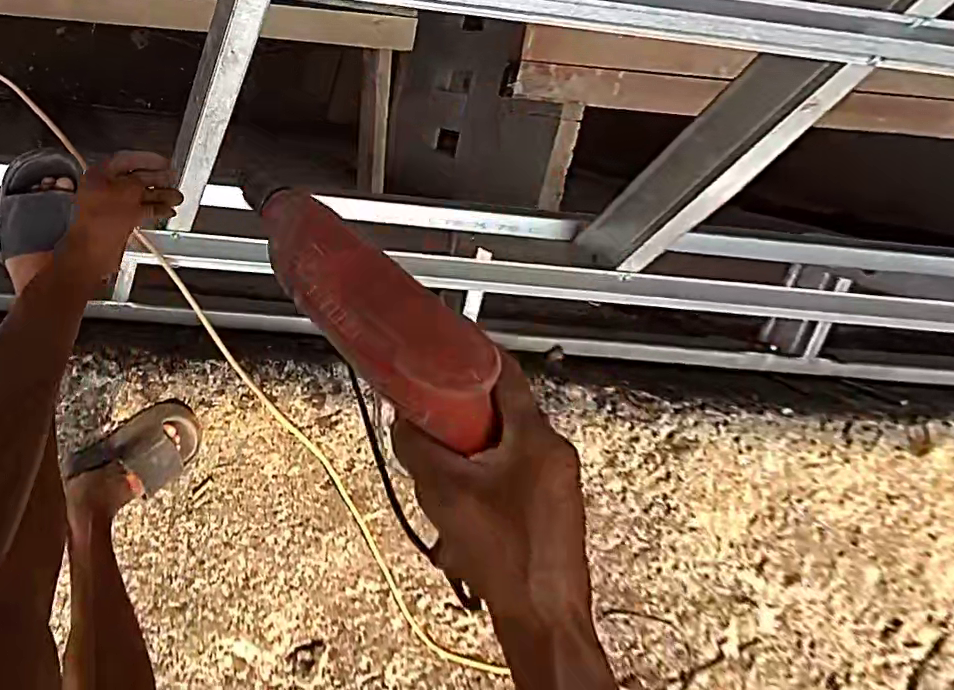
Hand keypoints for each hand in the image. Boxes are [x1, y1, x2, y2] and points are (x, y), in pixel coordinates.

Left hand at [53, 150, 180, 282]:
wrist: (92, 253)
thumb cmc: (102, 219)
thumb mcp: (126, 192)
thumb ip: (140, 181)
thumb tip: (150, 179)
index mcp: (99, 175)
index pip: (125, 159)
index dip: (147, 159)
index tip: (164, 162)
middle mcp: (103, 188)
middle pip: (134, 178)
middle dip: (156, 179)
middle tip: (173, 179)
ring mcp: (110, 206)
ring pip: (138, 196)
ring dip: (159, 195)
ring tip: (177, 197)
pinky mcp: (118, 222)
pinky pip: (138, 211)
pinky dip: (153, 210)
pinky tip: (168, 211)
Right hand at [389, 357, 599, 639]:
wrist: (541, 619)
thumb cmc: (500, 551)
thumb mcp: (441, 488)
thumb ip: (414, 444)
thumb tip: (399, 419)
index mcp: (536, 439)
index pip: (506, 373)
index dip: (473, 349)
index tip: (444, 335)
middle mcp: (553, 452)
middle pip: (499, 405)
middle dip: (457, 401)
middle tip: (424, 401)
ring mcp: (555, 479)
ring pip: (501, 436)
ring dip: (465, 436)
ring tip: (435, 452)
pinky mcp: (548, 503)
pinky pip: (507, 462)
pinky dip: (478, 460)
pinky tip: (455, 486)